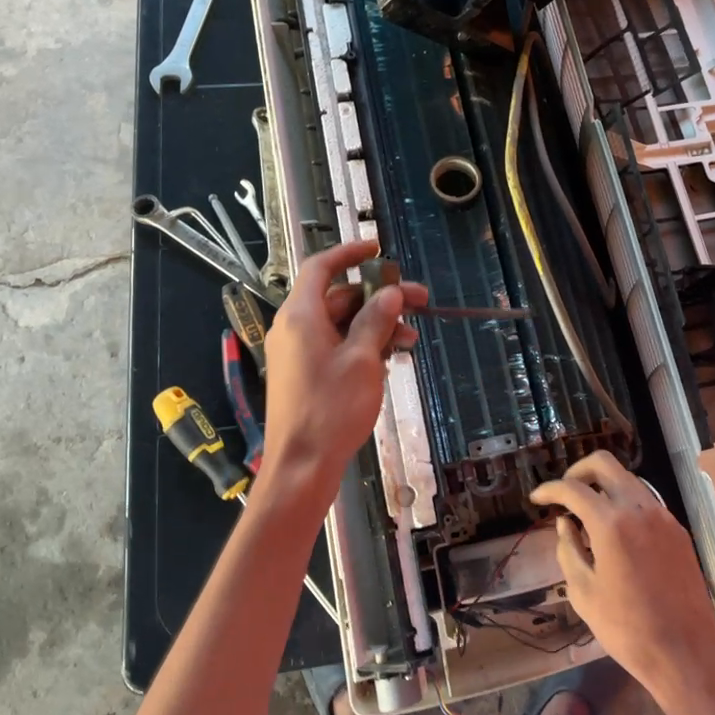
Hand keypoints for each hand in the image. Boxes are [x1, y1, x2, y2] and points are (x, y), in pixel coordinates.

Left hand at [256, 241, 427, 521]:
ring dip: (377, 325)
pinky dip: (363, 346)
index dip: (349, 253)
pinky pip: (336, 347)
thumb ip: (376, 320)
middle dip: (379, 298)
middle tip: (420, 302)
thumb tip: (390, 293)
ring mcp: (298, 354)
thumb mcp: (362, 360)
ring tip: (411, 340)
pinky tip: (390, 359)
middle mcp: (294, 328)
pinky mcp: (305, 376)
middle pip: (338, 297)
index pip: (321, 267)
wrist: (302, 465)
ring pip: (341, 325)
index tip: (379, 249)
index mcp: (300, 315)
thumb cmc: (331, 408)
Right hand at [530, 452, 714, 692]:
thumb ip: (569, 550)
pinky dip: (625, 503)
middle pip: (605, 464)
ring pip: (628, 480)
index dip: (549, 489)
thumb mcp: (584, 593)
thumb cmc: (627, 630)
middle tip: (563, 494)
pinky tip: (615, 531)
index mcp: (612, 523)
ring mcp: (664, 517)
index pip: (573, 488)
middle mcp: (640, 509)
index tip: (536, 499)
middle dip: (578, 472)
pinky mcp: (678, 531)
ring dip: (604, 486)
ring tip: (587, 514)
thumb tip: (565, 524)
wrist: (686, 653)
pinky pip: (646, 502)